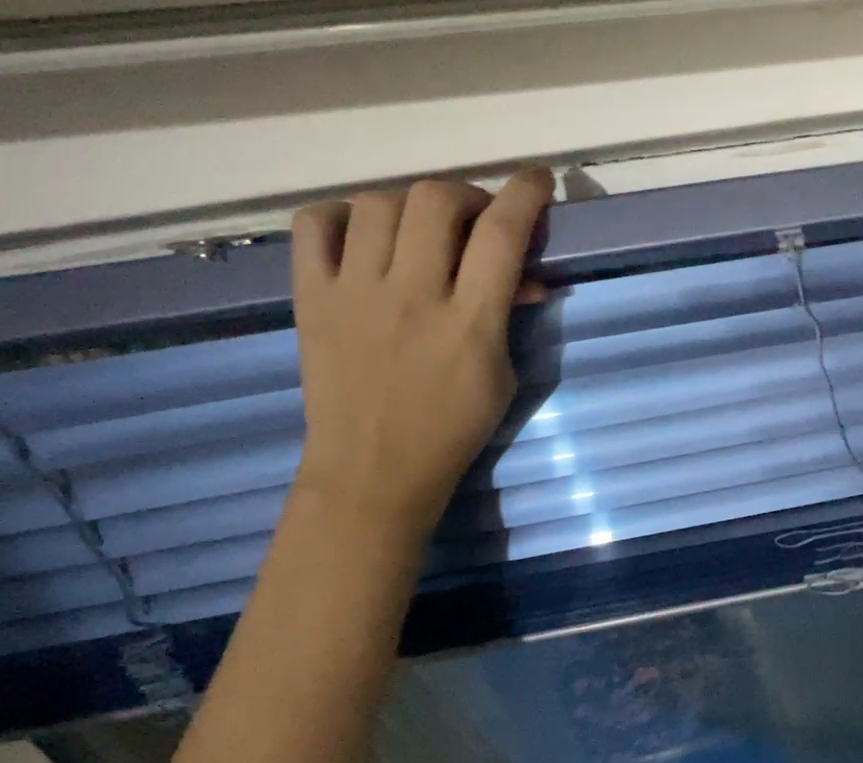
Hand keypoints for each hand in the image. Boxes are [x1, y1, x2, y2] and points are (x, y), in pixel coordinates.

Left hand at [289, 169, 554, 537]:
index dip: (524, 196)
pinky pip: (315, 223)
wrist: (377, 467)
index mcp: (470, 322)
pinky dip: (344, 215)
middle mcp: (411, 294)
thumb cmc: (455, 429)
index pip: (501, 235)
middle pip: (436, 201)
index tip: (538, 181)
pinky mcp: (311, 295)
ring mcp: (353, 291)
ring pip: (379, 203)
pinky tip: (364, 236)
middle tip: (477, 217)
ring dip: (412, 204)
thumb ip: (505, 317)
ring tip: (423, 229)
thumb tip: (516, 275)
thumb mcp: (502, 376)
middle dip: (467, 196)